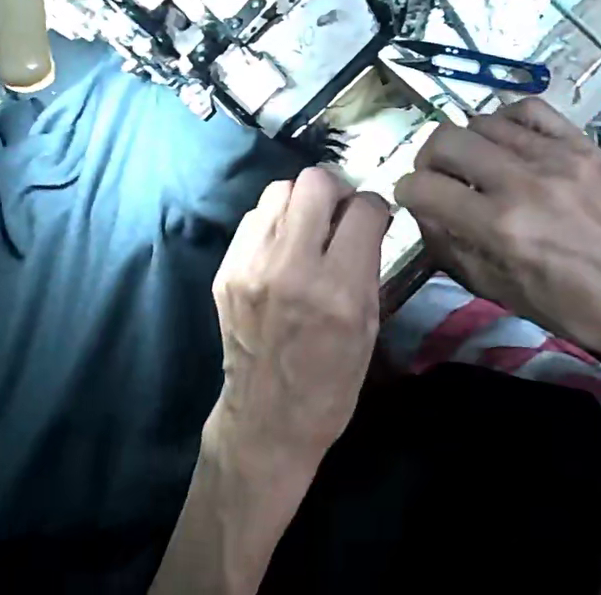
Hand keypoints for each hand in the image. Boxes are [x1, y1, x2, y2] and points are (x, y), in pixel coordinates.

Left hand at [208, 167, 390, 478]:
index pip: (363, 210)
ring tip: (308, 227)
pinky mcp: (225, 269)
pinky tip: (282, 247)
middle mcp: (290, 267)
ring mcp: (250, 265)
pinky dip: (273, 222)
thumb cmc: (332, 382)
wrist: (267, 418)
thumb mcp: (368, 327)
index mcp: (337, 290)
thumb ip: (366, 264)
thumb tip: (367, 216)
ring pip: (279, 190)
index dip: (374, 206)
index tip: (373, 216)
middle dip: (336, 190)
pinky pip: (254, 218)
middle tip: (340, 211)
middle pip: (314, 182)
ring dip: (301, 201)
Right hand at [394, 97, 600, 371]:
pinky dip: (506, 121)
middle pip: (445, 141)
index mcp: (501, 227)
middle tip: (439, 178)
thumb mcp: (499, 290)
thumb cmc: (573, 307)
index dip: (407, 192)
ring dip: (466, 143)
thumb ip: (449, 246)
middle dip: (428, 160)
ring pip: (480, 121)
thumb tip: (422, 210)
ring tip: (476, 164)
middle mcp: (523, 183)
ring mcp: (556, 157)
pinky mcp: (582, 145)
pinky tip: (507, 141)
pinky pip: (528, 110)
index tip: (414, 199)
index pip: (423, 187)